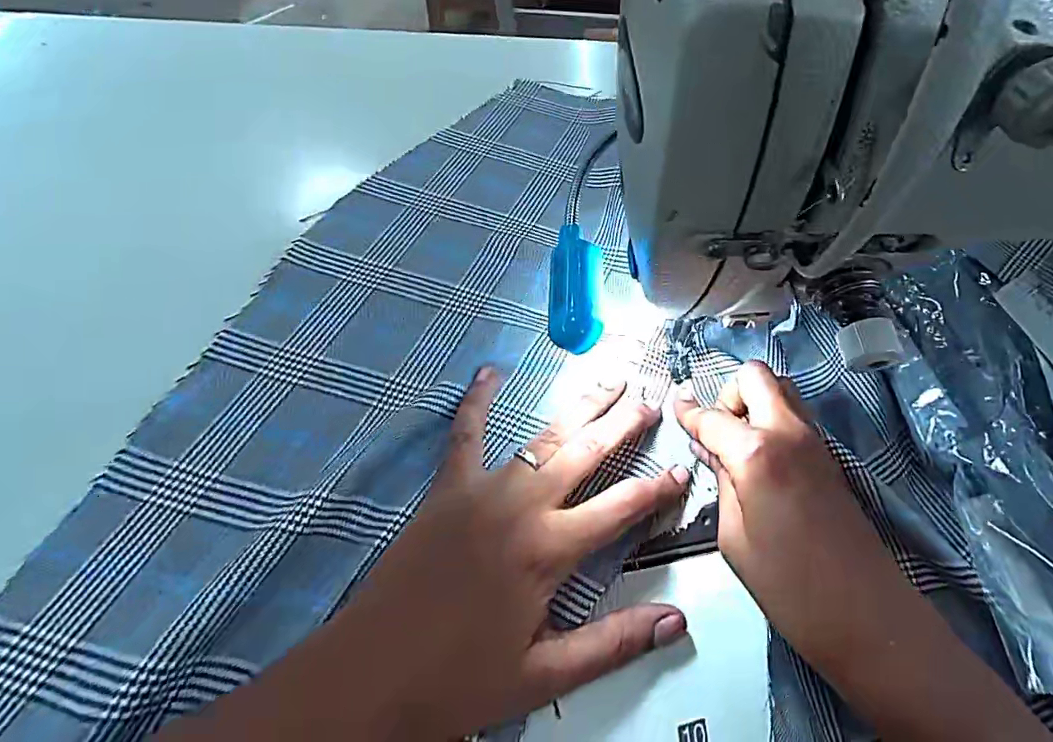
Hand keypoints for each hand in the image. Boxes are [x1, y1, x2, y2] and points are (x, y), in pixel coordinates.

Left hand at [160, 367, 691, 741]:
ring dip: (577, 409)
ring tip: (605, 382)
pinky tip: (488, 371)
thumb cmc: (459, 680)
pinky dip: (477, 402)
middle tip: (650, 401)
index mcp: (549, 551)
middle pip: (585, 455)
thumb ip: (612, 643)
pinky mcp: (447, 488)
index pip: (619, 509)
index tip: (682, 468)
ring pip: (542, 439)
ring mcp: (483, 490)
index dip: (656, 488)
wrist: (371, 675)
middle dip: (622, 427)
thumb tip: (676, 620)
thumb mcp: (543, 676)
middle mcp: (523, 507)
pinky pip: (465, 435)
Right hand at [676, 361, 1046, 740]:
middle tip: (719, 432)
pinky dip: (773, 418)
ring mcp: (815, 439)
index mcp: (757, 452)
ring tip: (740, 445)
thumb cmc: (789, 587)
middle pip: (755, 376)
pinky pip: (795, 414)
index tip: (676, 406)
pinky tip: (761, 457)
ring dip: (755, 402)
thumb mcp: (734, 537)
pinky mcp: (829, 454)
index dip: (688, 413)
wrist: (866, 614)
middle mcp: (788, 431)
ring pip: (780, 388)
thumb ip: (721, 481)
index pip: (712, 416)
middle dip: (730, 394)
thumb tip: (713, 450)